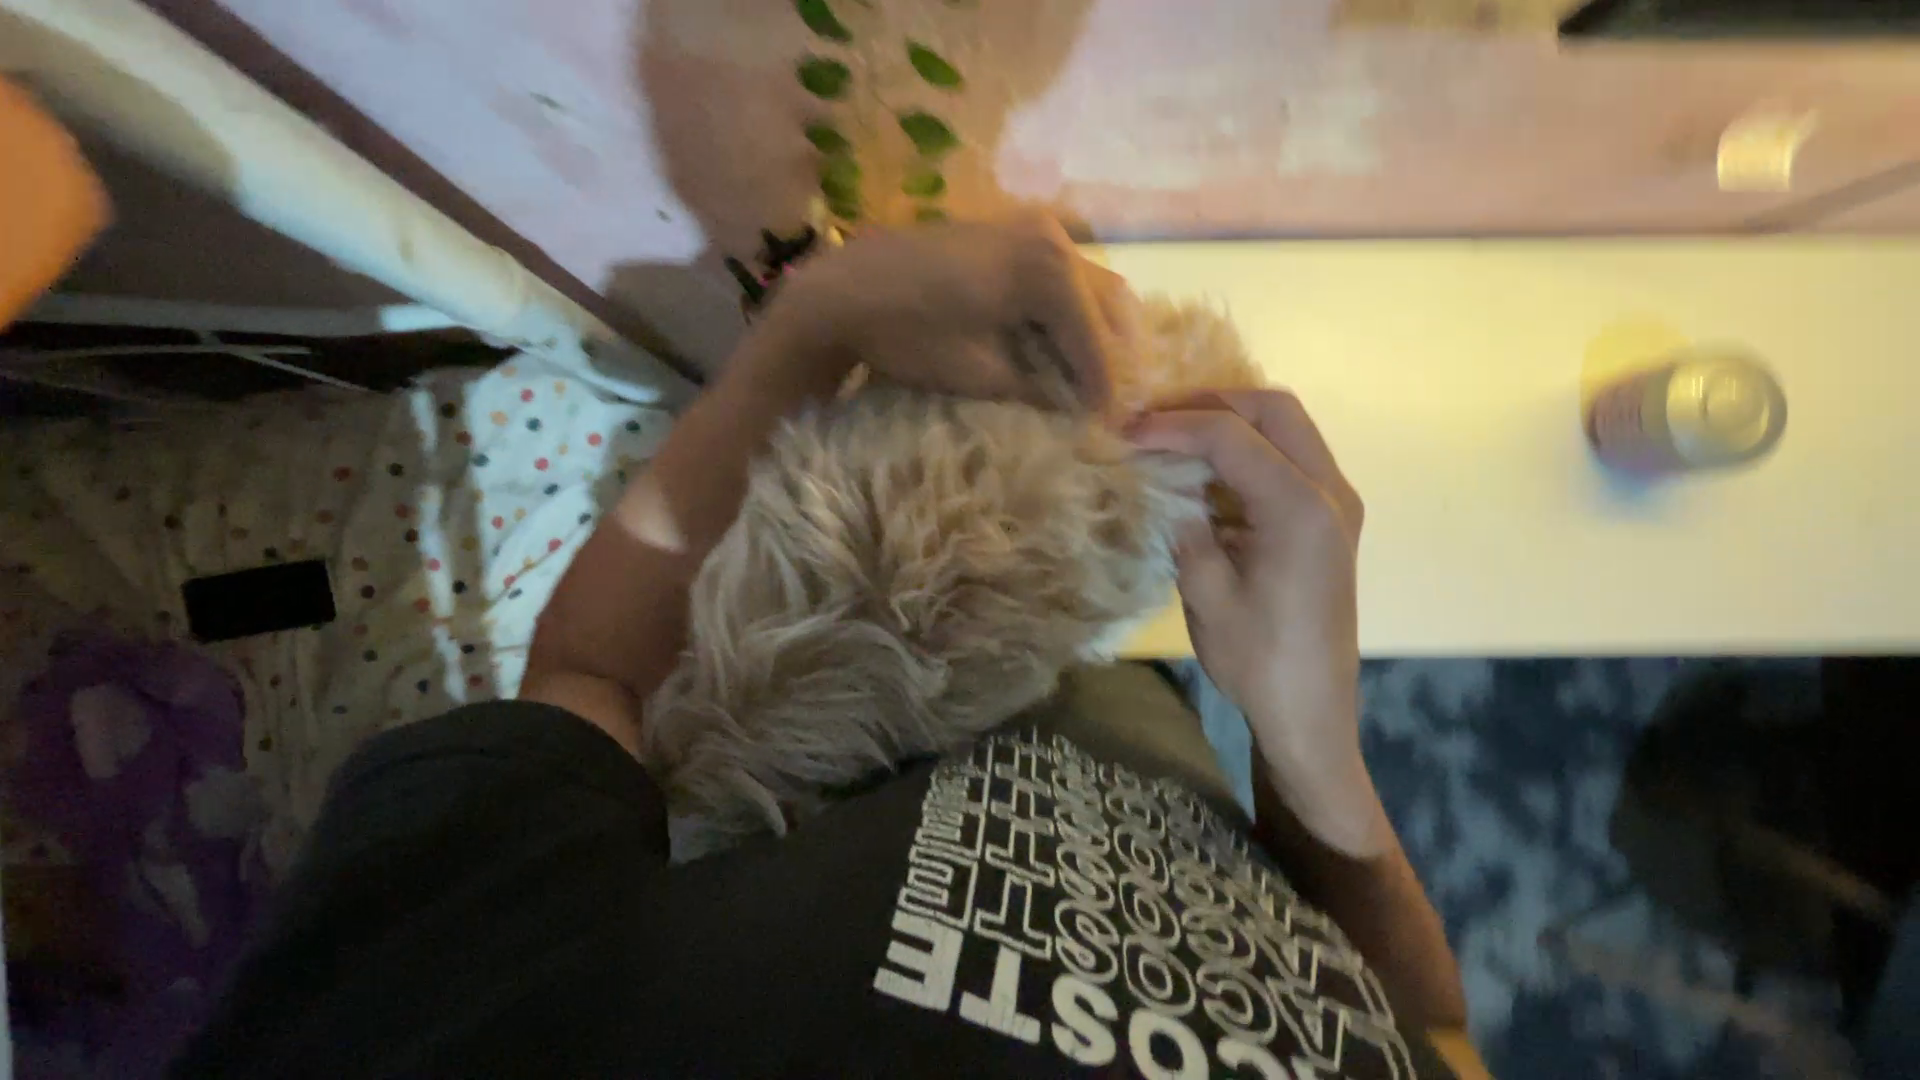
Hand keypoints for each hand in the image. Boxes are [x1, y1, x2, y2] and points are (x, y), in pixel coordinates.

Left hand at [770, 212, 1129, 412]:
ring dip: (1099, 331)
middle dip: (1115, 357)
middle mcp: (1053, 238)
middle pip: (1109, 304)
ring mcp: (1033, 228)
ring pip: (1091, 285)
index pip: (1096, 341)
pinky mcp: (1013, 232)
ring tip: (1096, 380)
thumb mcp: (979, 374)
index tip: (1111, 431)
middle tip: (1112, 405)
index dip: (1105, 391)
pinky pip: (1065, 274)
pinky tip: (1067, 346)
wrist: (845, 288)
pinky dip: (1074, 311)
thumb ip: (1037, 389)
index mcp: (1049, 272)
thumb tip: (1073, 408)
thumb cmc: (908, 334)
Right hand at [1129, 390, 1387, 856]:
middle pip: (1274, 410)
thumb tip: (1168, 489)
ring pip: (1286, 429)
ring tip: (1174, 438)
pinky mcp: (1327, 521)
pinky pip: (1289, 460)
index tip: (1127, 432)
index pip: (1232, 436)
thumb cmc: (1258, 661)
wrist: (1310, 710)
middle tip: (1156, 420)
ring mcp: (1335, 504)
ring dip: (1231, 424)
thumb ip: (1187, 529)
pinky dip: (1246, 453)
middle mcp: (1329, 492)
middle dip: (1211, 404)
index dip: (1174, 425)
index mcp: (1301, 508)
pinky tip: (1205, 475)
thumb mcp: (1207, 595)